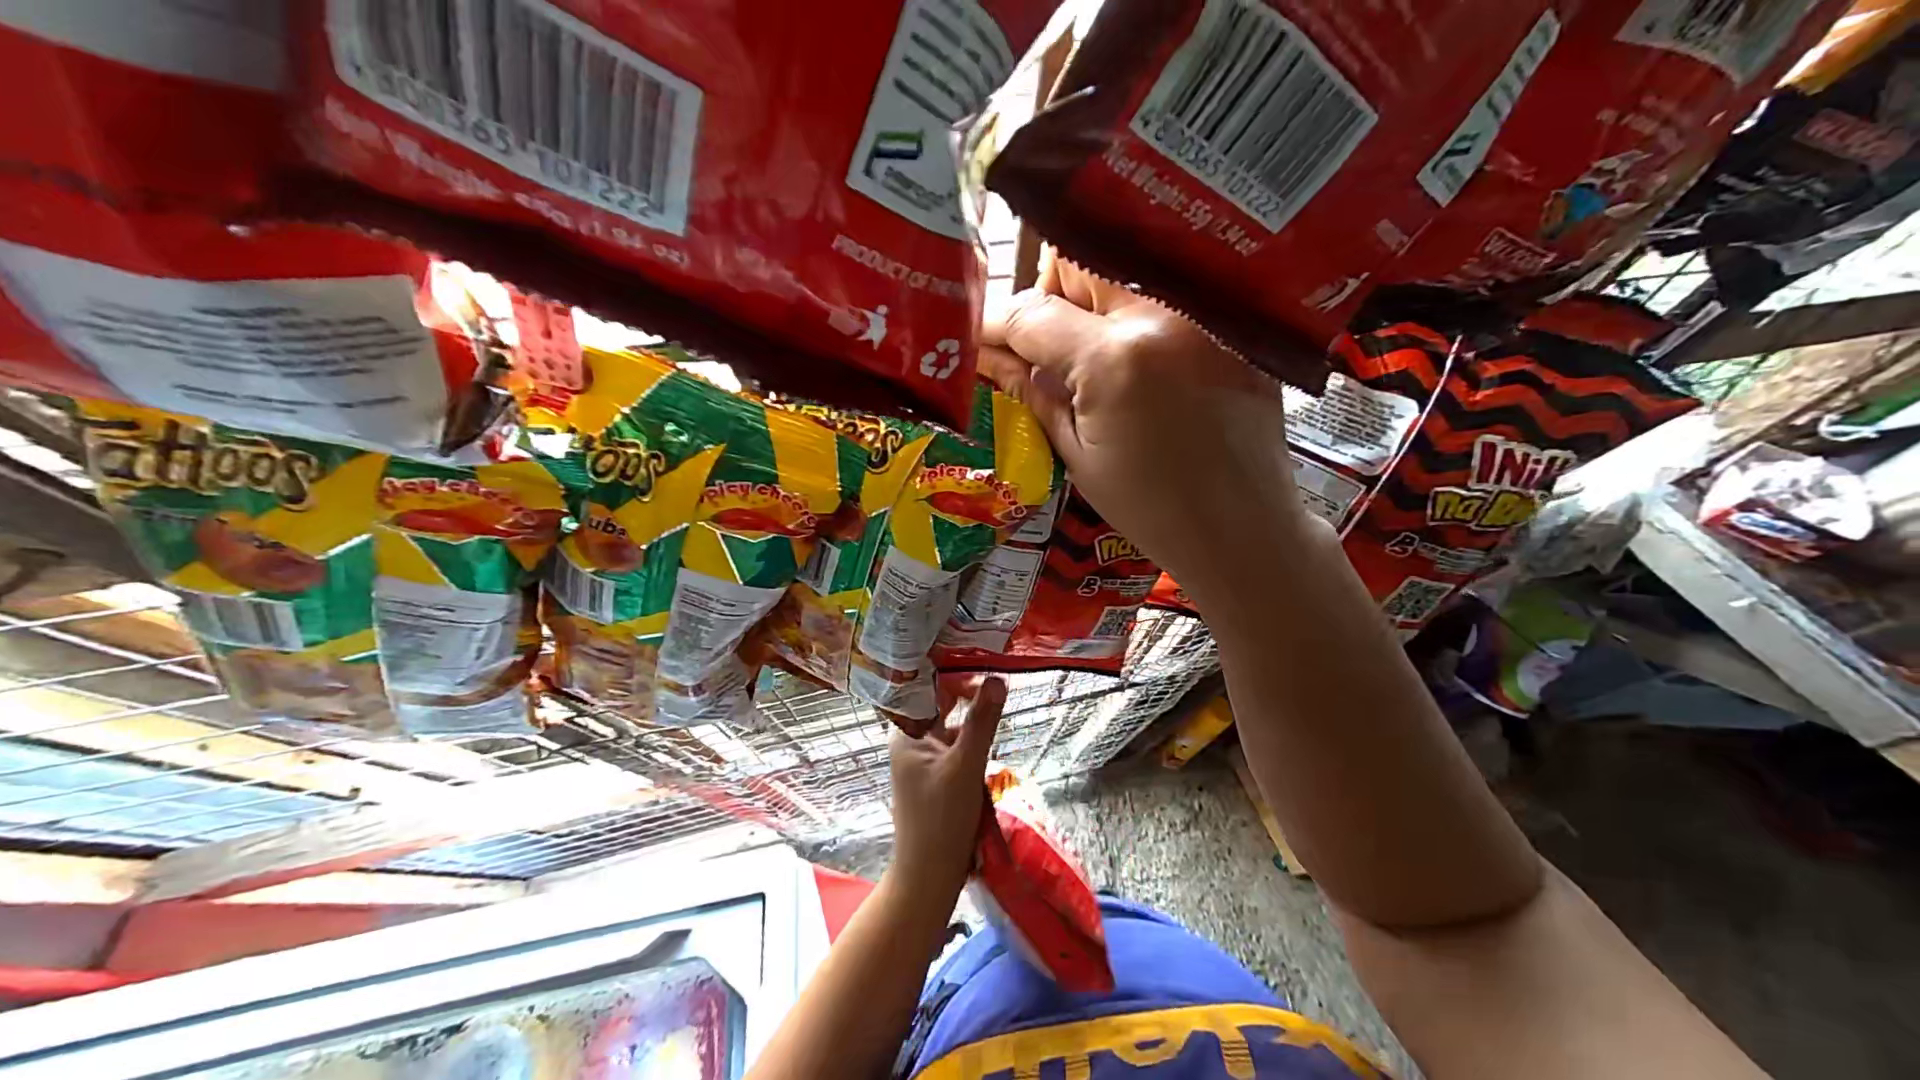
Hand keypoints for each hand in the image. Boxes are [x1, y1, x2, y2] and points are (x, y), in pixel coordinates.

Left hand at [886, 675, 1005, 896]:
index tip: (987, 662)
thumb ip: (982, 722)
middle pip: (944, 709)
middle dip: (971, 699)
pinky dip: (975, 747)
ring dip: (976, 725)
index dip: (956, 675)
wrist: (930, 877)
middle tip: (1001, 678)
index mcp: (906, 734)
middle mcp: (912, 743)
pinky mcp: (939, 779)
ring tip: (1000, 705)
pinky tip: (992, 744)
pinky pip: (959, 751)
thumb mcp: (965, 765)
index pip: (930, 691)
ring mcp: (925, 762)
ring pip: (955, 730)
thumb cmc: (941, 819)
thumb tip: (998, 678)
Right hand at [980, 258, 1311, 595]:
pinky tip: (1139, 364)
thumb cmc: (1153, 510)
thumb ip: (1030, 392)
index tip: (980, 340)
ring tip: (1094, 359)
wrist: (1244, 532)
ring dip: (1093, 302)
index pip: (1032, 313)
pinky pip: (1167, 295)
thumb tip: (987, 357)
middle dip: (1049, 297)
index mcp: (1114, 359)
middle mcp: (1163, 315)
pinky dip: (1137, 316)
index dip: (995, 325)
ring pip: (1123, 270)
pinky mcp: (1231, 325)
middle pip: (1078, 262)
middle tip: (1048, 350)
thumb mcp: (1077, 455)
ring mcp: (1204, 314)